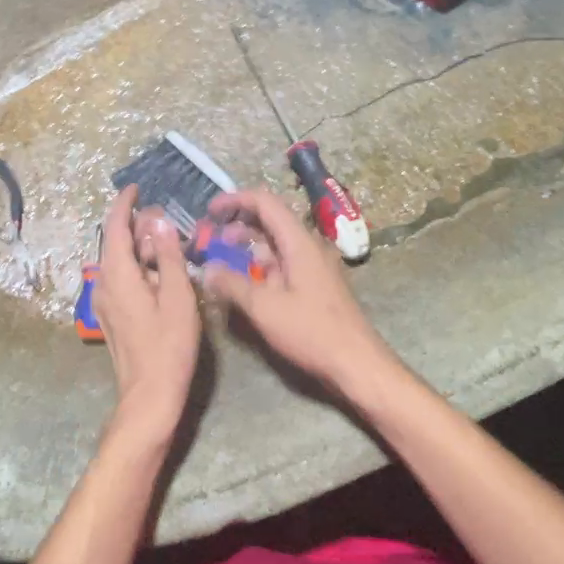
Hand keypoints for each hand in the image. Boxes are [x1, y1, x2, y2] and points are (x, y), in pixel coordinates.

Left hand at [95, 185, 201, 442]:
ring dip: (139, 248)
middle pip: (114, 243)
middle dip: (136, 226)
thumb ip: (168, 256)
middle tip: (163, 219)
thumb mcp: (177, 296)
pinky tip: (159, 273)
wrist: (148, 395)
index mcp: (117, 274)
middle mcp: (103, 283)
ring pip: (118, 261)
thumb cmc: (168, 345)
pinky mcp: (111, 315)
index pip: (113, 227)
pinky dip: (137, 266)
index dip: (124, 204)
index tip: (136, 188)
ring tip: (167, 244)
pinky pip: (120, 278)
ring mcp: (104, 301)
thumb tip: (159, 223)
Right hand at [203, 187, 401, 395]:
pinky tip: (242, 283)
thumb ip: (231, 284)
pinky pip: (282, 264)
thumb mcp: (264, 308)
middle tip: (209, 239)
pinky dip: (259, 267)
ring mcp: (313, 266)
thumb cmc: (311, 331)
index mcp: (299, 242)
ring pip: (274, 245)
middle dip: (236, 226)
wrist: (356, 363)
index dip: (235, 200)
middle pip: (269, 222)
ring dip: (246, 249)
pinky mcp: (314, 285)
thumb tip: (206, 269)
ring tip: (219, 261)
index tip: (209, 211)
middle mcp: (308, 246)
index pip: (265, 203)